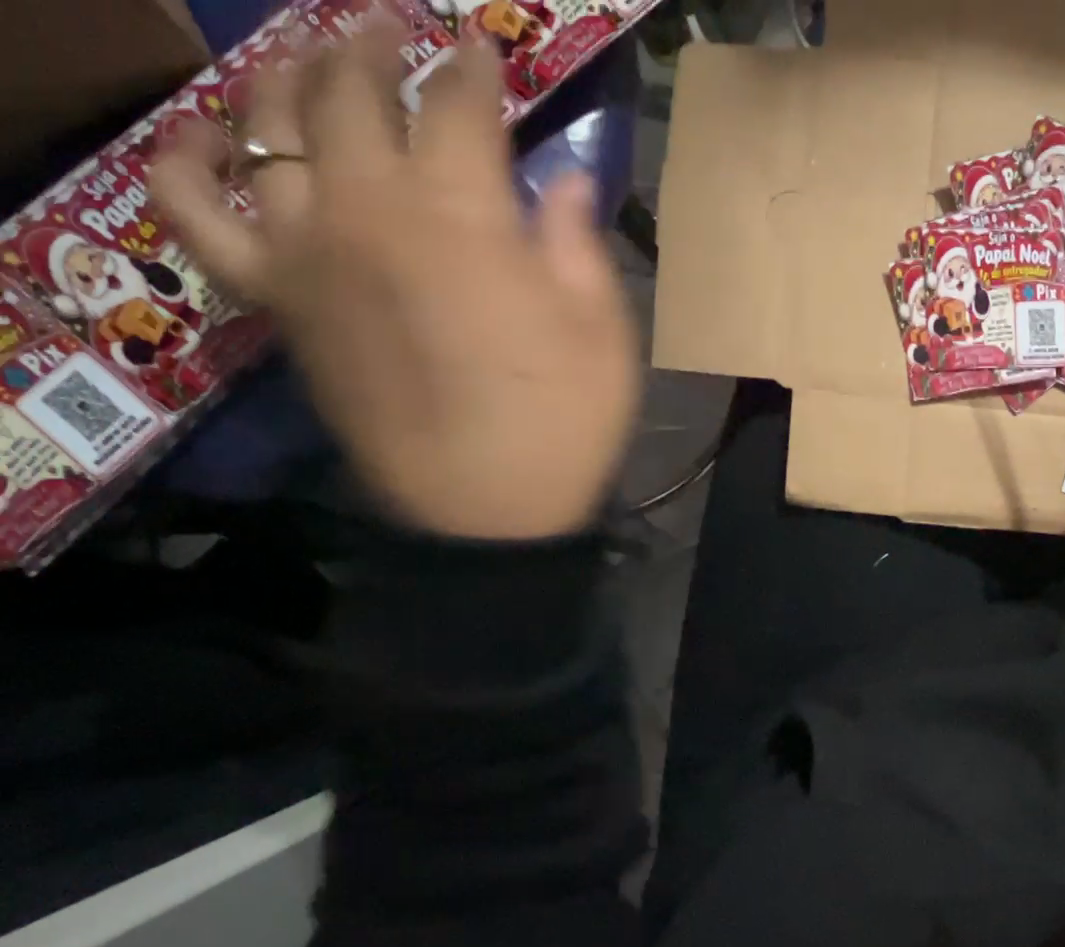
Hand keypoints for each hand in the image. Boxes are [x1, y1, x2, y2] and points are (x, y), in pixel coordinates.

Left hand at [150, 21, 636, 539]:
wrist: (484, 510)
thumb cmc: (563, 419)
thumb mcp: (604, 331)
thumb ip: (577, 241)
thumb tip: (563, 177)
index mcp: (464, 213)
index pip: (458, 104)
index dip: (473, 68)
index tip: (485, 49)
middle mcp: (370, 207)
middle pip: (349, 92)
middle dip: (373, 48)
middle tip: (391, 30)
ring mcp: (308, 247)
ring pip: (270, 127)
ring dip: (288, 78)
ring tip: (310, 60)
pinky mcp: (277, 294)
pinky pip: (201, 214)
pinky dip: (188, 166)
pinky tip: (206, 140)